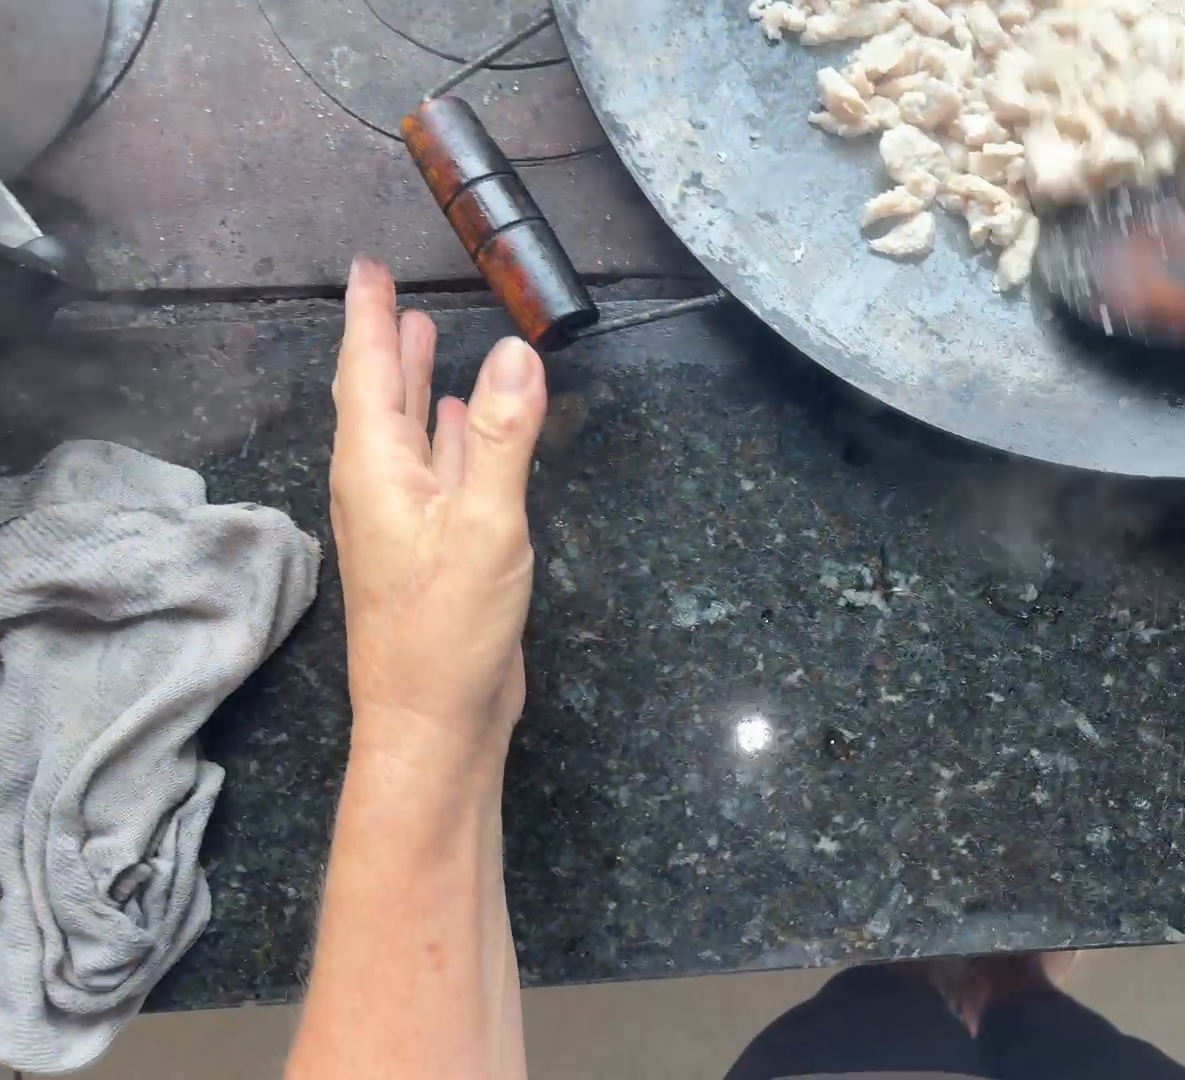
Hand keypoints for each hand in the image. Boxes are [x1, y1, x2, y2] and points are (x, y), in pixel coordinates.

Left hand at [329, 257, 547, 767]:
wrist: (438, 710)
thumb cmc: (450, 620)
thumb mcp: (485, 523)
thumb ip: (504, 439)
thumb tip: (519, 353)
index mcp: (378, 471)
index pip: (367, 375)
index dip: (369, 319)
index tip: (369, 269)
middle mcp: (386, 486)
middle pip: (382, 400)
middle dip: (390, 346)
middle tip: (400, 298)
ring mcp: (414, 517)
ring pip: (414, 435)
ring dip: (423, 388)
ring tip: (433, 345)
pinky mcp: (443, 543)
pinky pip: (444, 469)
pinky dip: (456, 438)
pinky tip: (469, 427)